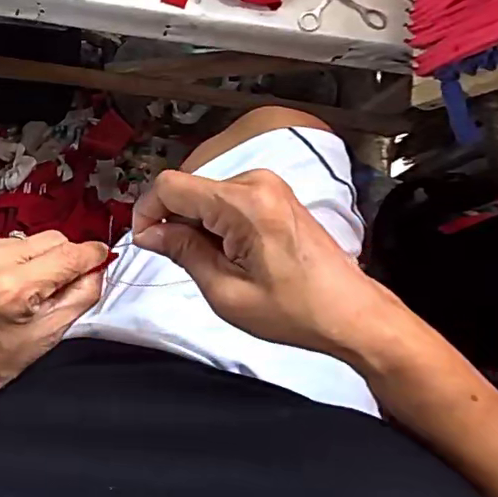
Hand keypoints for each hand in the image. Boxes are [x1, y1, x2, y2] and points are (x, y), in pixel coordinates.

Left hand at [0, 231, 109, 403]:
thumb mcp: (49, 334)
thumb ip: (82, 295)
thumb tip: (99, 266)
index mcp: (12, 287)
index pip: (69, 253)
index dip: (92, 256)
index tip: (101, 258)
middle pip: (52, 238)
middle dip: (62, 260)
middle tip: (55, 289)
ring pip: (30, 238)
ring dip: (35, 259)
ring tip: (22, 290)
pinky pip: (6, 241)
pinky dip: (12, 259)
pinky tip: (3, 282)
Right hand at [131, 169, 409, 359]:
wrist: (353, 313)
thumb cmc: (298, 310)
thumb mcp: (226, 292)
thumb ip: (182, 253)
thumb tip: (150, 233)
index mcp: (244, 203)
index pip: (169, 185)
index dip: (146, 211)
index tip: (144, 240)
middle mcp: (256, 182)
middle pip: (185, 188)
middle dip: (172, 221)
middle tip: (180, 259)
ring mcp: (266, 184)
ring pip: (201, 193)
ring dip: (193, 223)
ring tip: (212, 260)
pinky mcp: (271, 193)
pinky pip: (222, 197)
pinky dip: (212, 221)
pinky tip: (227, 251)